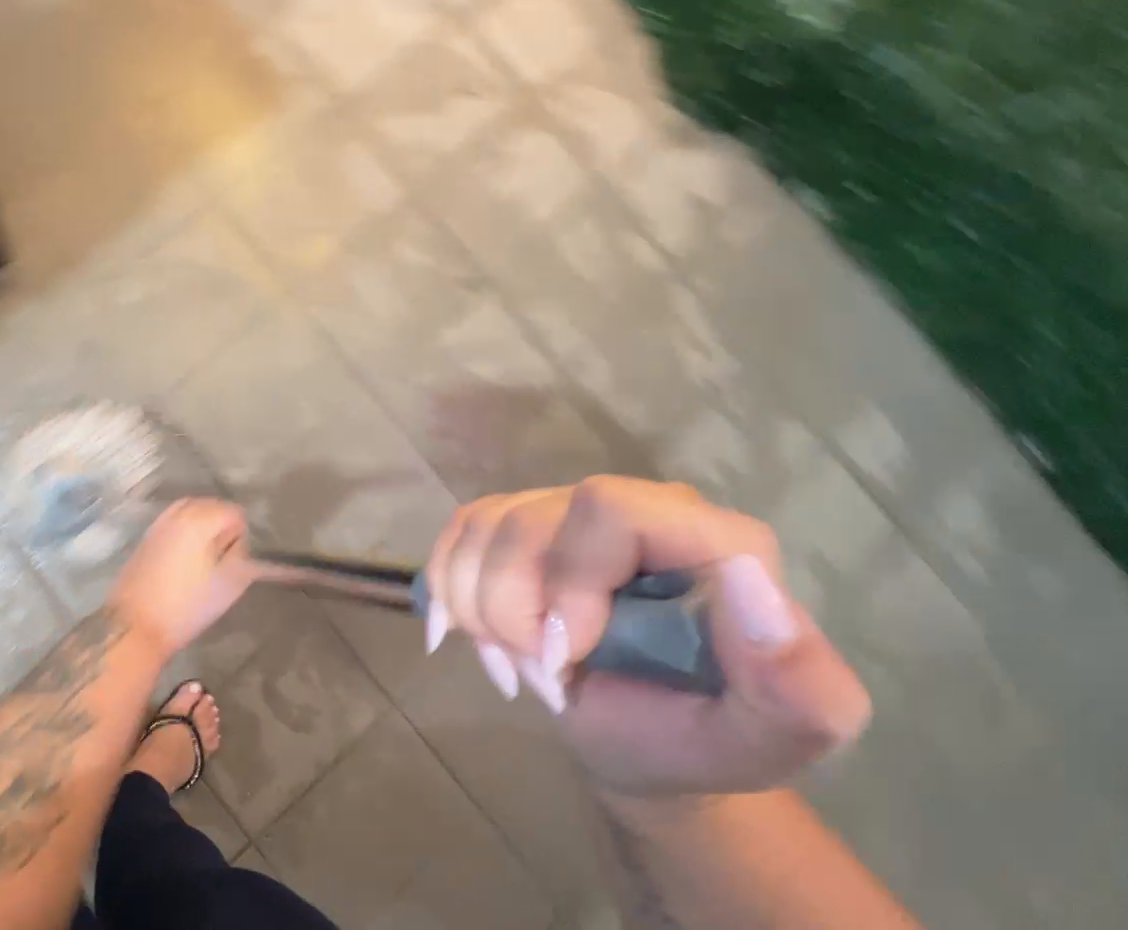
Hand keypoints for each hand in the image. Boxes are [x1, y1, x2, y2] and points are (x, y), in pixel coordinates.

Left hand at [108, 498, 252, 655]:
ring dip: (204, 526)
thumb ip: (243, 557)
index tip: (238, 559)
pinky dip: (185, 530)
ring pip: (190, 511)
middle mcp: (177, 514)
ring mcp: (158, 524)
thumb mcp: (229, 584)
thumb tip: (243, 543)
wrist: (137, 625)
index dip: (242, 535)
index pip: (235, 512)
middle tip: (225, 556)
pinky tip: (187, 557)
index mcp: (199, 520)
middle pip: (212, 506)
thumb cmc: (187, 606)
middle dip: (223, 526)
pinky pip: (173, 522)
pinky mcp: (146, 537)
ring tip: (208, 556)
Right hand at [423, 476, 871, 798]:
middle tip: (544, 677)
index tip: (563, 655)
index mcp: (710, 539)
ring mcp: (569, 510)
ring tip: (518, 666)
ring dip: (479, 612)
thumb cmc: (698, 741)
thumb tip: (746, 576)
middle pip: (529, 521)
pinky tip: (475, 637)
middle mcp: (638, 506)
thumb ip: (798, 683)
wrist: (635, 740)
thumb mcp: (769, 742)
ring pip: (484, 528)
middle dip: (512, 610)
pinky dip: (449, 593)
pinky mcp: (518, 524)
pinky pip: (457, 533)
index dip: (568, 579)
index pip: (610, 508)